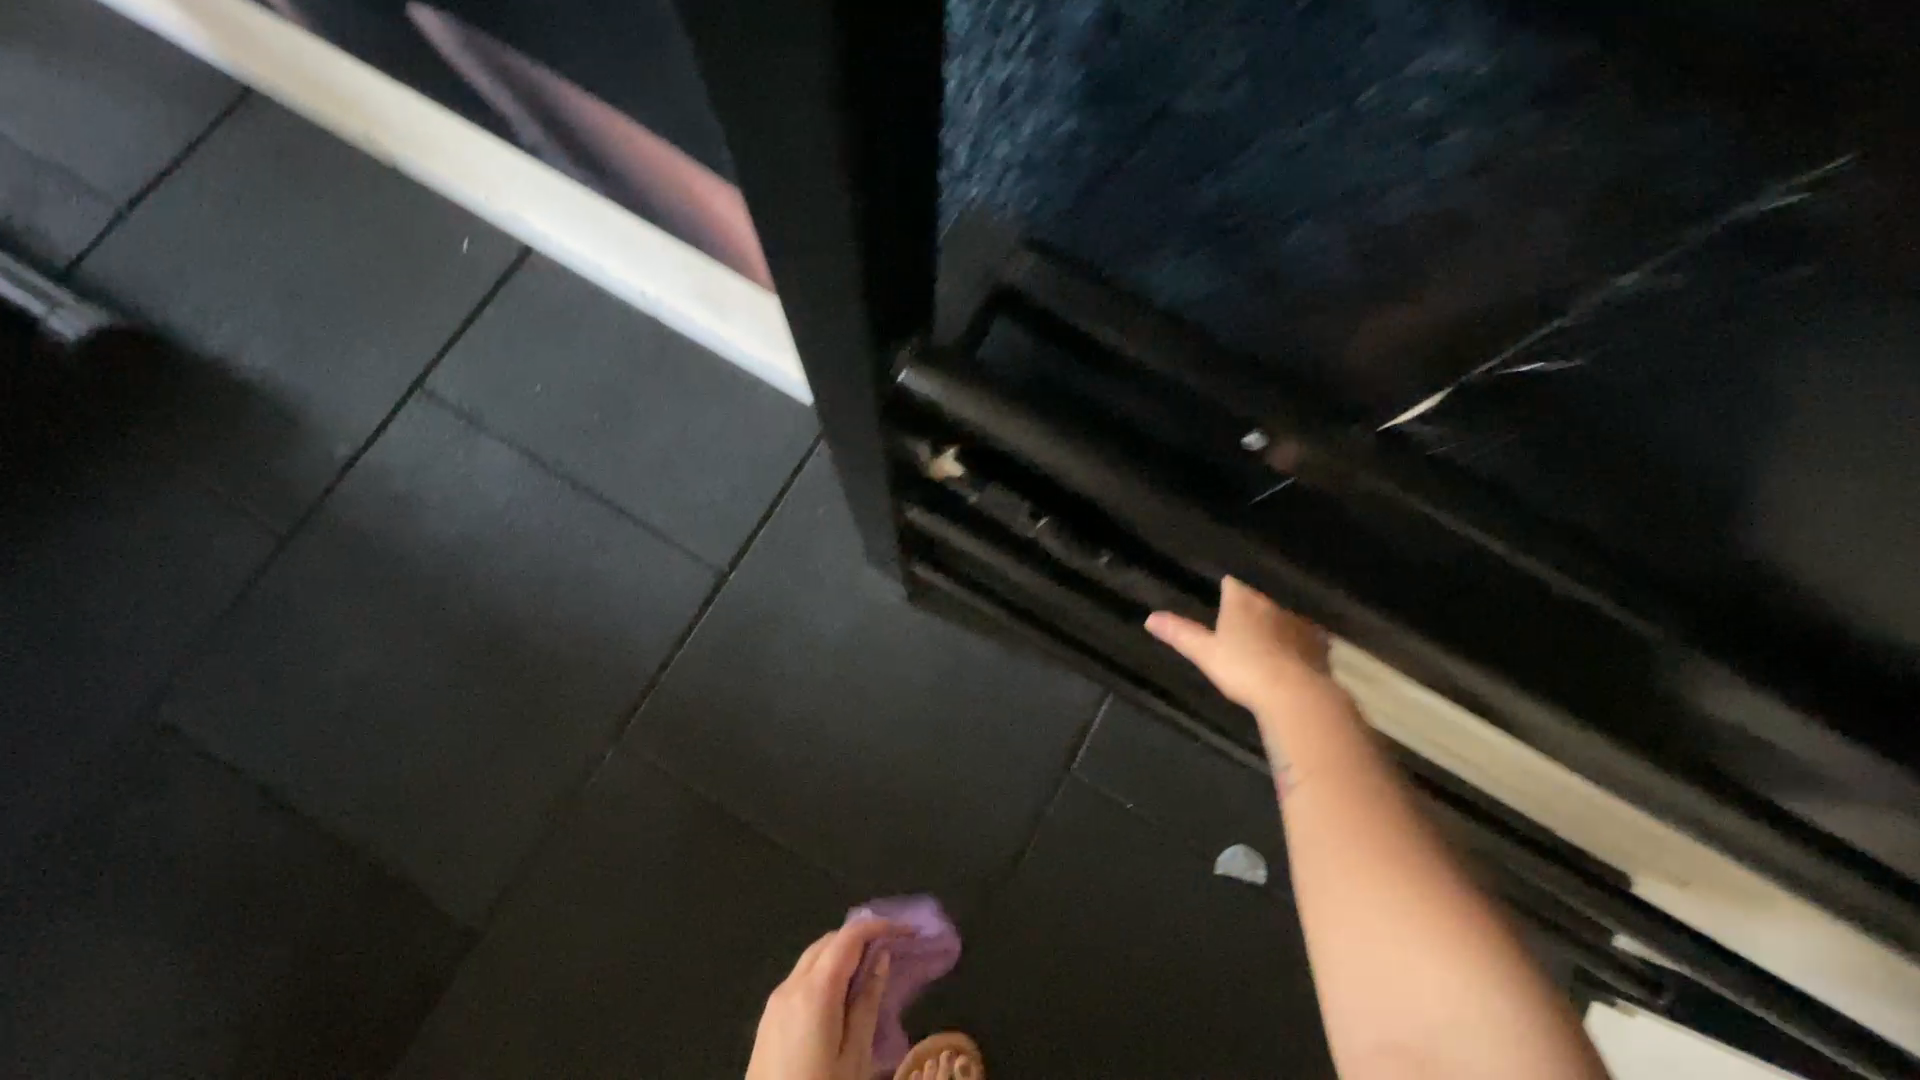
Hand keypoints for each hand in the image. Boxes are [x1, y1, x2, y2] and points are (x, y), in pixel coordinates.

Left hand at [746, 919, 899, 1079]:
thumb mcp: (854, 1056)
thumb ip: (867, 1003)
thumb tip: (880, 959)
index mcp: (815, 992)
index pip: (849, 937)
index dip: (879, 927)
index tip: (908, 932)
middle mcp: (790, 986)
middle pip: (828, 942)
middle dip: (860, 937)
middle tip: (893, 949)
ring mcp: (775, 1002)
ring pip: (812, 959)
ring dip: (841, 954)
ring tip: (872, 970)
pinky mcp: (768, 1020)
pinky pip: (800, 979)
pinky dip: (824, 972)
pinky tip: (842, 995)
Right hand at [1145, 576, 1332, 710]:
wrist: (1295, 693)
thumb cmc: (1243, 669)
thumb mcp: (1204, 653)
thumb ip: (1180, 633)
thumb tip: (1150, 617)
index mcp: (1242, 602)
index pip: (1232, 585)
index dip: (1226, 590)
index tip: (1221, 594)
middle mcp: (1271, 606)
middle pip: (1258, 600)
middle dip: (1250, 608)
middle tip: (1239, 625)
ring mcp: (1298, 624)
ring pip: (1282, 617)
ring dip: (1275, 626)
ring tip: (1266, 642)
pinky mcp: (1318, 645)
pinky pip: (1306, 638)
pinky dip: (1299, 644)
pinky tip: (1295, 657)